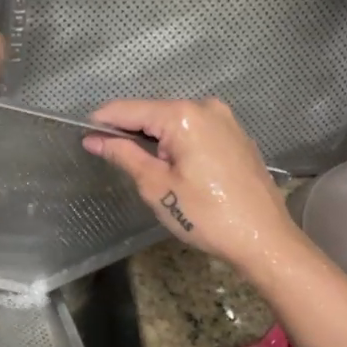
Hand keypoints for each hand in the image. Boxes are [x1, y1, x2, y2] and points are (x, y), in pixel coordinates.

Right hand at [82, 98, 303, 271]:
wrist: (263, 239)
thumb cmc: (205, 215)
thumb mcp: (156, 186)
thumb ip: (123, 155)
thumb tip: (93, 139)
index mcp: (184, 116)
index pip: (129, 109)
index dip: (102, 121)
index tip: (82, 134)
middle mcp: (206, 107)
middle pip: (153, 112)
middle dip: (129, 130)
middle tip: (107, 154)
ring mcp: (225, 120)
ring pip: (174, 121)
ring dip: (153, 138)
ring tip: (139, 165)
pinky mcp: (235, 136)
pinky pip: (194, 130)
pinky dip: (176, 142)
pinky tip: (172, 166)